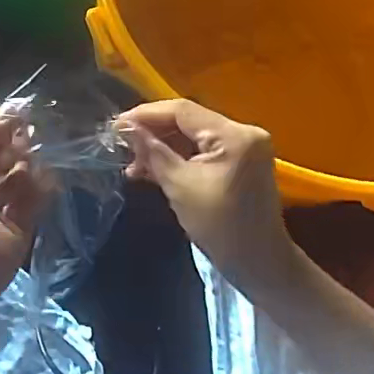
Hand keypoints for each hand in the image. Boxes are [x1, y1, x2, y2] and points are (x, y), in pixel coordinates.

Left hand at [0, 111, 46, 301]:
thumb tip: (6, 113)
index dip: (3, 126)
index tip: (26, 113)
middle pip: (8, 155)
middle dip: (21, 145)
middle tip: (38, 138)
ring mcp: (4, 204)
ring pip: (24, 175)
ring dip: (33, 167)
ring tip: (43, 162)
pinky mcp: (23, 224)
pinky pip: (37, 199)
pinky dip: (43, 189)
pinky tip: (49, 182)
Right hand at [116, 99, 296, 290]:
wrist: (258, 262)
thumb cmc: (220, 225)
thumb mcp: (179, 185)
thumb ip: (151, 151)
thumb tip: (124, 127)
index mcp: (234, 136)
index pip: (182, 111)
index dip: (145, 114)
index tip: (115, 126)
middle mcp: (242, 133)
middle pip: (186, 120)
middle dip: (151, 132)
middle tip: (120, 144)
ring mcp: (242, 147)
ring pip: (190, 135)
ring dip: (160, 146)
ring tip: (132, 163)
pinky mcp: (237, 161)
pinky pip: (199, 149)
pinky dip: (175, 156)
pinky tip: (150, 169)